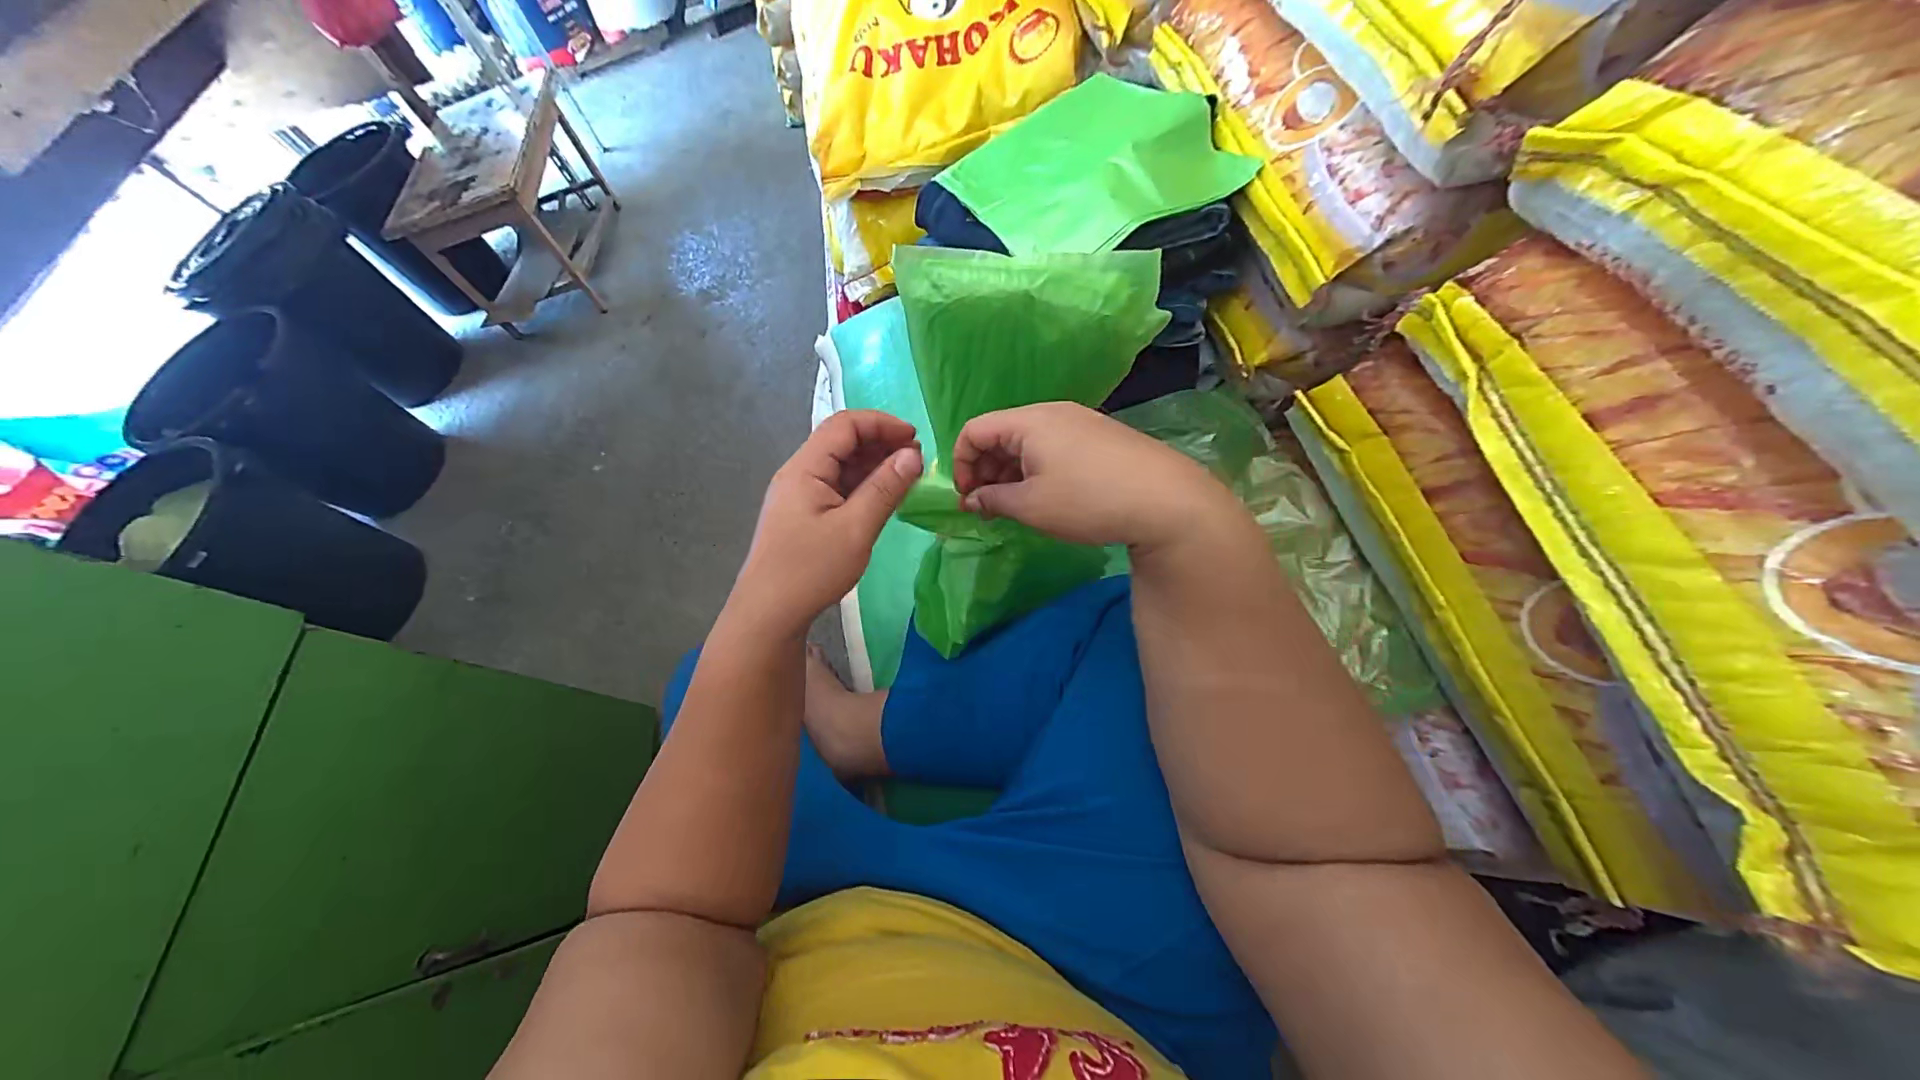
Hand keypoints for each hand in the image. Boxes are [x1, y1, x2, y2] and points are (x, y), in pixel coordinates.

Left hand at [733, 409, 922, 632]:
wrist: (768, 614)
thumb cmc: (810, 570)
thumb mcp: (855, 529)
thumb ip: (885, 489)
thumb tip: (913, 455)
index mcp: (805, 468)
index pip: (845, 425)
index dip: (882, 423)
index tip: (915, 437)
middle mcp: (798, 474)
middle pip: (841, 442)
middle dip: (880, 443)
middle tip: (916, 460)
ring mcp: (799, 495)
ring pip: (840, 466)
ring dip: (873, 465)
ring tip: (906, 478)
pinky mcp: (803, 514)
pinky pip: (836, 487)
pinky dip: (863, 486)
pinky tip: (883, 497)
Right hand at [953, 402, 1239, 549]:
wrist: (1167, 501)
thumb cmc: (1087, 501)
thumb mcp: (1032, 506)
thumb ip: (993, 500)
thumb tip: (971, 499)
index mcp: (1029, 421)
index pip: (974, 430)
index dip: (960, 464)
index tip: (967, 498)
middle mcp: (1053, 412)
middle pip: (1001, 433)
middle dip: (986, 469)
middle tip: (990, 507)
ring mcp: (1081, 421)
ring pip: (1028, 442)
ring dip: (1012, 472)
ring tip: (1017, 507)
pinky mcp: (1101, 437)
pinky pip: (1054, 446)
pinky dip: (1038, 469)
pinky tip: (1050, 497)